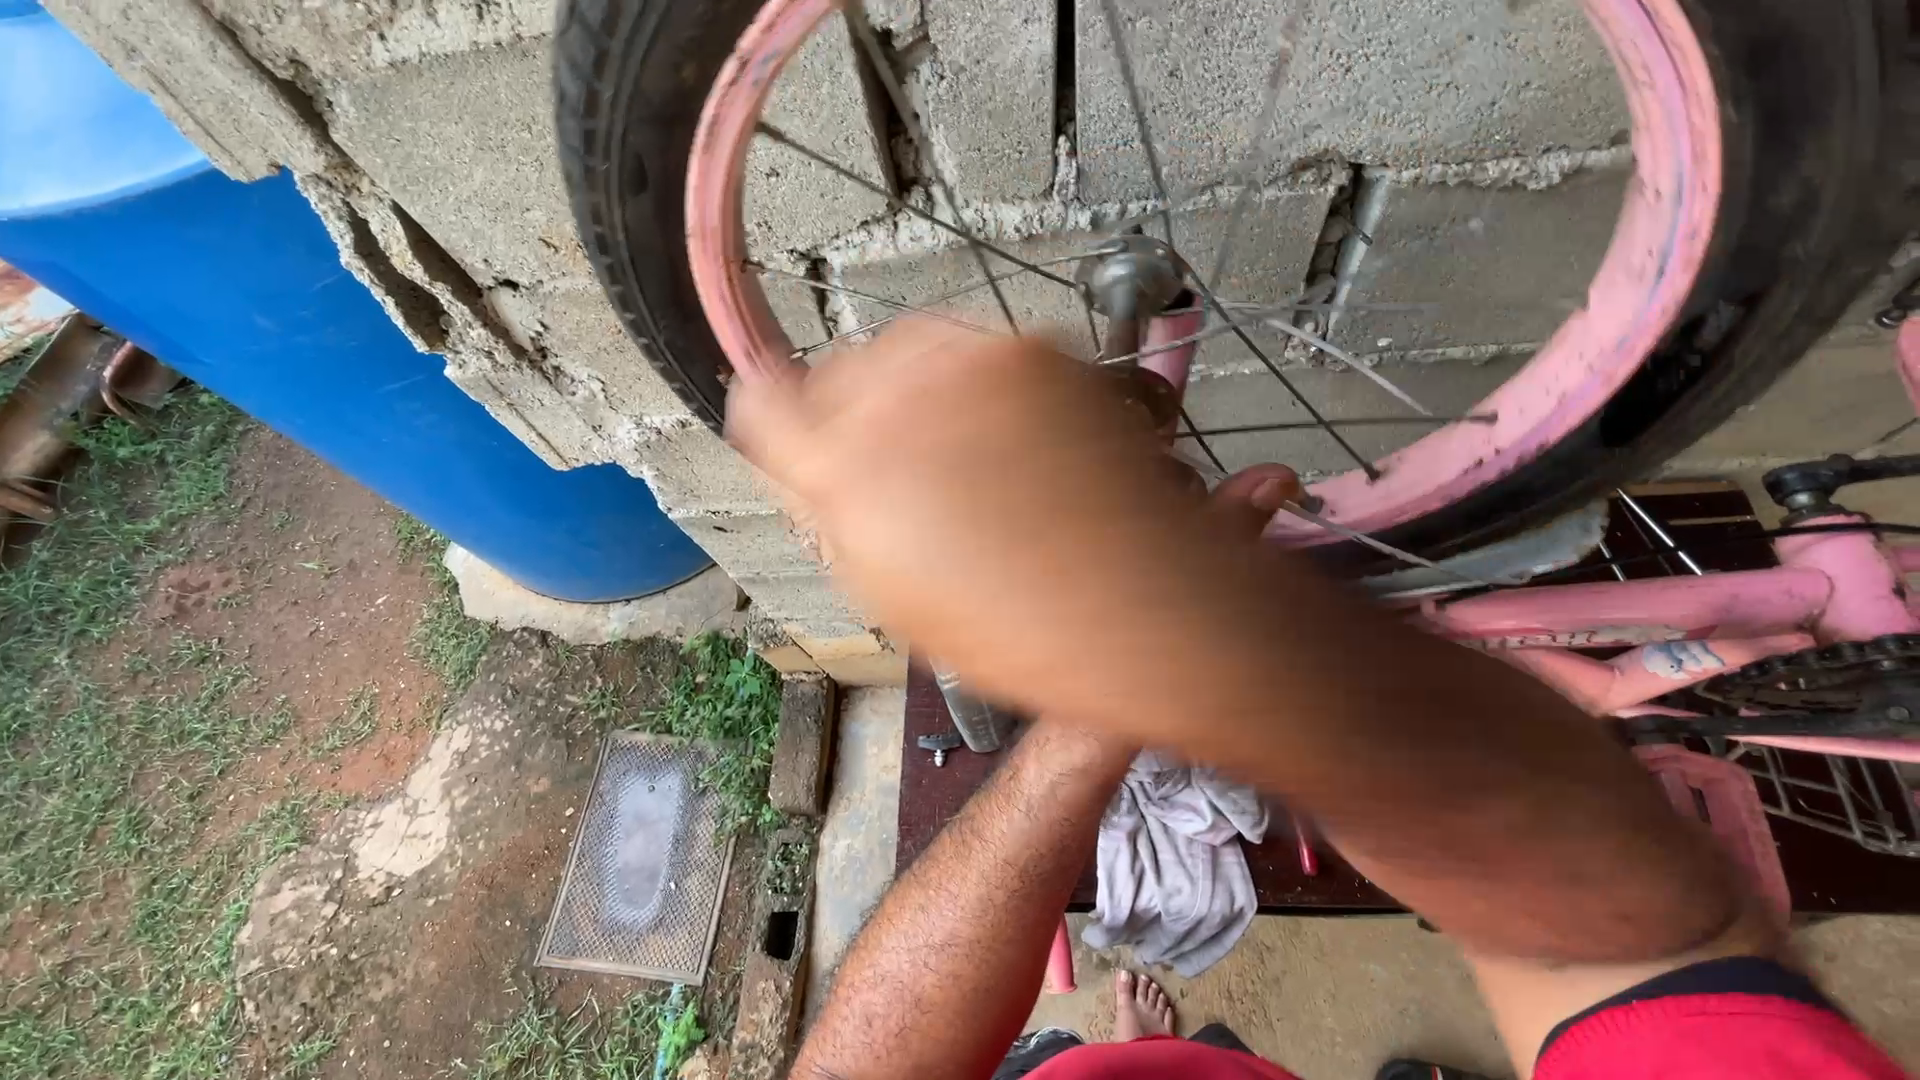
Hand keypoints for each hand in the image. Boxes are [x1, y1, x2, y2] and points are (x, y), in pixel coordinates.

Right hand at [727, 321, 1297, 724]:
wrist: (1140, 603)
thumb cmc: (1022, 625)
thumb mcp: (893, 594)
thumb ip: (840, 515)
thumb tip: (816, 471)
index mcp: (844, 477)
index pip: (765, 403)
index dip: (776, 414)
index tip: (793, 422)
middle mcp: (896, 405)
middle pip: (840, 369)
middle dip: (858, 409)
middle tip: (901, 457)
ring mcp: (970, 367)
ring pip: (909, 348)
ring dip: (922, 389)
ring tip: (966, 449)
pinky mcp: (1034, 349)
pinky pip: (978, 348)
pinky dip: (983, 382)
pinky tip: (1012, 438)